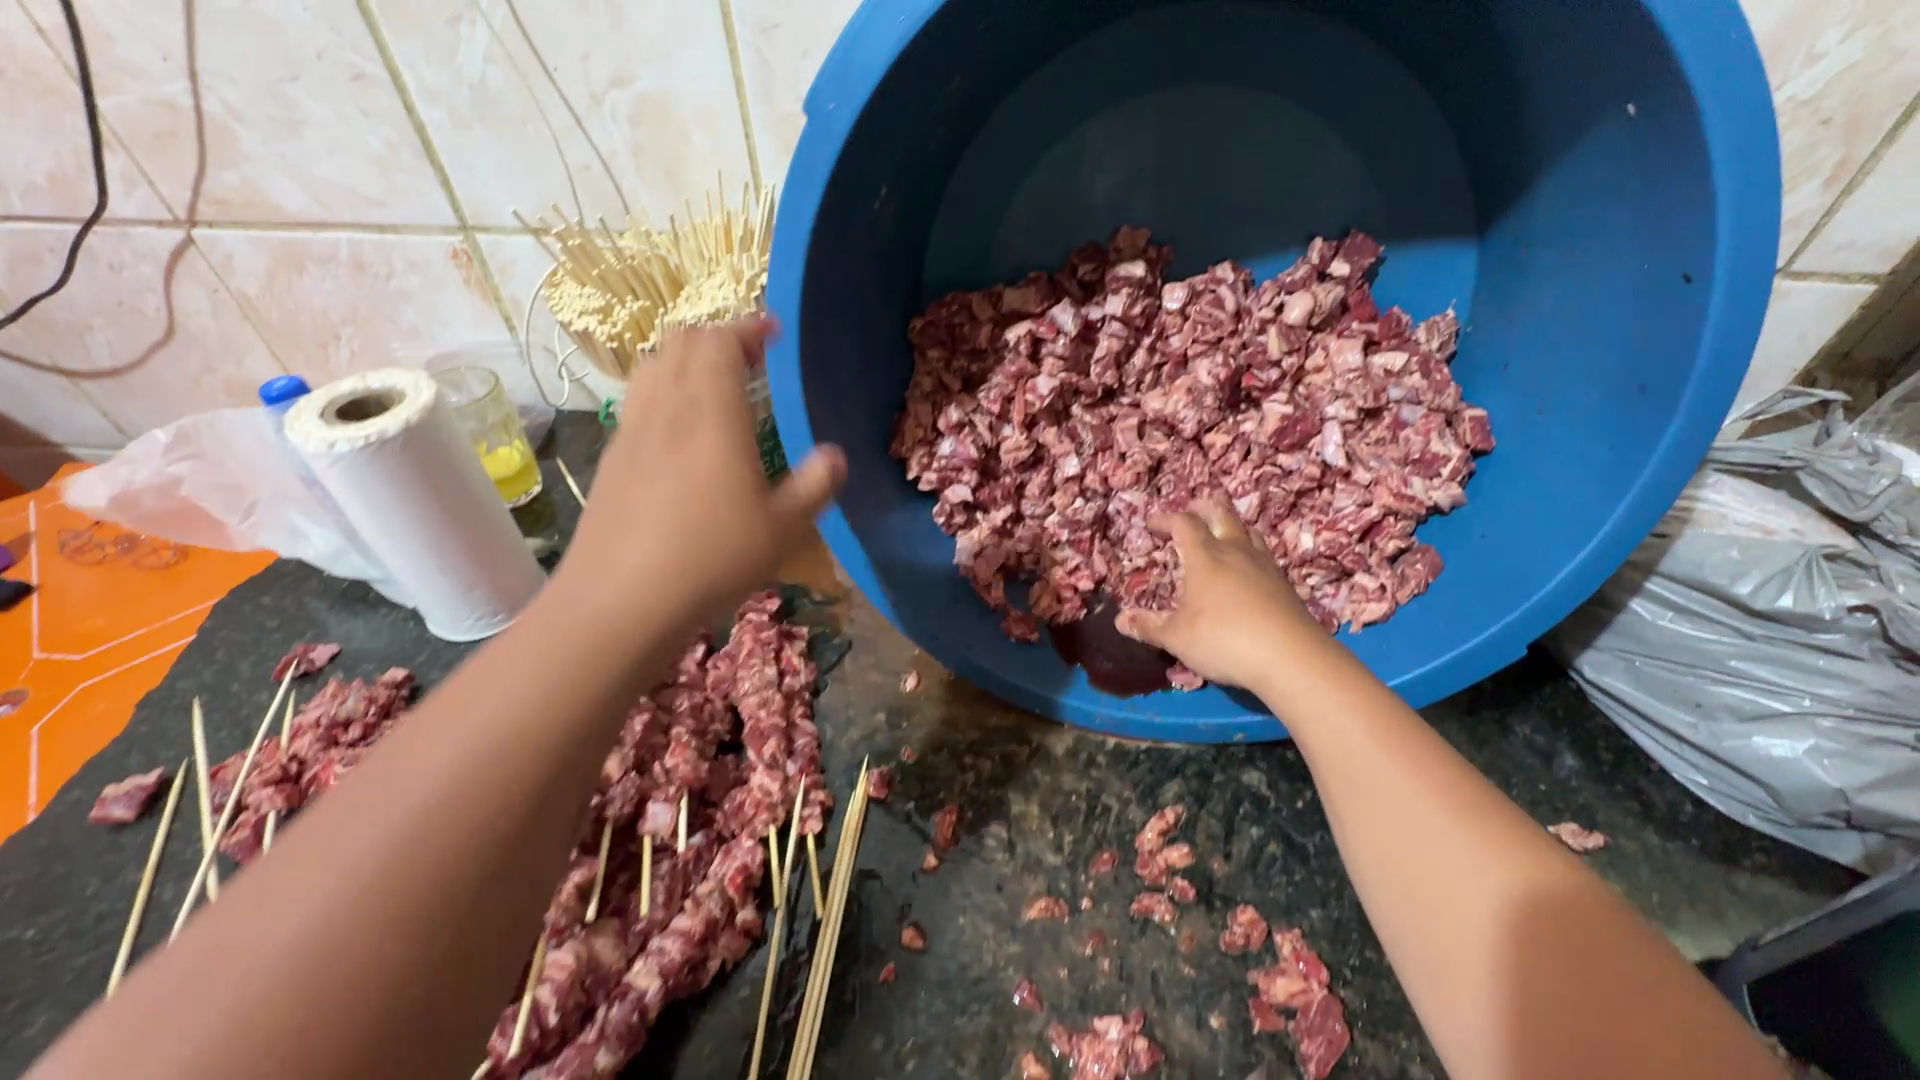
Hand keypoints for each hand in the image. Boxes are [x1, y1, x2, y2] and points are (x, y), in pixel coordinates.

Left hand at [558, 319, 844, 623]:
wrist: (618, 602)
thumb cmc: (710, 560)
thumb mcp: (783, 531)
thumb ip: (815, 486)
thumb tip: (835, 456)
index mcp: (711, 413)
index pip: (719, 341)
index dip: (746, 328)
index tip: (773, 333)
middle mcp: (666, 409)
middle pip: (681, 343)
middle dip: (717, 339)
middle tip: (749, 359)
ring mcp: (631, 433)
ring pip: (653, 368)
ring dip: (685, 362)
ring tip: (714, 388)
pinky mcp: (611, 460)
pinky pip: (638, 403)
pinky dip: (664, 395)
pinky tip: (681, 437)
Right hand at [1115, 496, 1327, 692]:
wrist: (1290, 656)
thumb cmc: (1224, 639)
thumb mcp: (1177, 638)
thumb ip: (1149, 627)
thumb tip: (1120, 620)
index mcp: (1205, 557)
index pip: (1184, 524)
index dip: (1167, 520)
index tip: (1153, 524)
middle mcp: (1236, 551)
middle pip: (1222, 515)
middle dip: (1204, 509)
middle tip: (1193, 510)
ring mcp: (1265, 565)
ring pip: (1248, 532)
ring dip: (1232, 527)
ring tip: (1222, 534)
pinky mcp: (1284, 583)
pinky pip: (1264, 554)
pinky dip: (1250, 551)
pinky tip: (1248, 568)